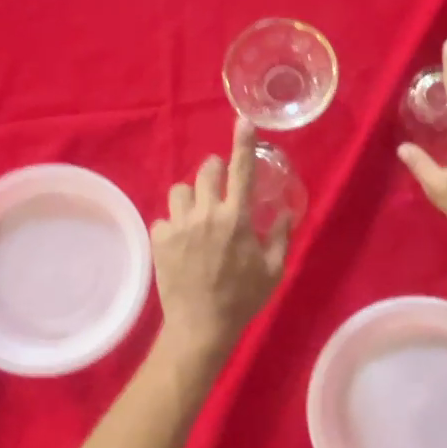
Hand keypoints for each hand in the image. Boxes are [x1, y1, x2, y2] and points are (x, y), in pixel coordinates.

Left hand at [152, 118, 292, 352]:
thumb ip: (280, 236)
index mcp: (237, 218)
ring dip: (190, 197)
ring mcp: (180, 225)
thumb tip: (286, 212)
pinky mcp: (160, 239)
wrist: (201, 327)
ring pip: (180, 190)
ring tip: (197, 215)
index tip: (242, 120)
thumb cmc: (244, 299)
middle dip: (214, 172)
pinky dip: (172, 225)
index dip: (243, 142)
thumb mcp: (273, 270)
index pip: (242, 170)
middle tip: (219, 188)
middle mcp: (207, 214)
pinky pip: (164, 218)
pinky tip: (180, 242)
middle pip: (206, 170)